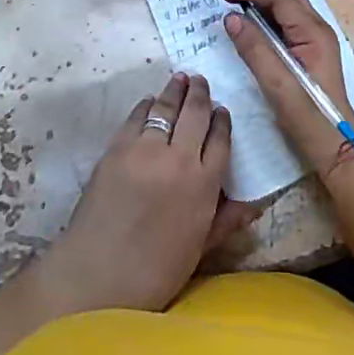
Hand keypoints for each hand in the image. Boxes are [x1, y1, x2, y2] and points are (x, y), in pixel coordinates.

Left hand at [36, 73, 251, 314]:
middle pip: (195, 115)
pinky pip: (136, 117)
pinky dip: (146, 106)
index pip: (220, 140)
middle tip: (200, 80)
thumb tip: (255, 203)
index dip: (222, 121)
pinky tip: (150, 101)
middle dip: (200, 94)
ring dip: (175, 91)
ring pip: (166, 110)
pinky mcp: (117, 148)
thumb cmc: (156, 272)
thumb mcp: (200, 249)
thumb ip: (226, 220)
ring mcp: (146, 150)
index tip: (222, 109)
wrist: (98, 276)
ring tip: (180, 78)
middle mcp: (179, 159)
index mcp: (204, 185)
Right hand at [222, 0, 353, 172]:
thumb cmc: (309, 118)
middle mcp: (317, 27)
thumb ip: (255, 49)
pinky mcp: (311, 48)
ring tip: (235, 3)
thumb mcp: (278, 86)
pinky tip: (252, 22)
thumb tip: (231, 18)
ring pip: (288, 1)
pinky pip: (287, 17)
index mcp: (312, 32)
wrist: (338, 146)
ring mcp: (316, 37)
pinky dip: (267, 10)